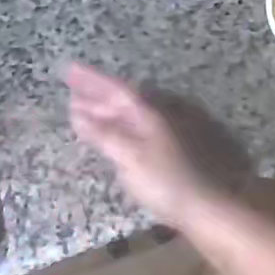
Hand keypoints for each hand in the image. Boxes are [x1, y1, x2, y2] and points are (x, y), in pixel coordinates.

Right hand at [64, 63, 219, 225]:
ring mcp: (161, 133)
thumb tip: (78, 113)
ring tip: (79, 107)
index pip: (115, 89)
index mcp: (148, 114)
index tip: (69, 68)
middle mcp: (156, 117)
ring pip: (126, 114)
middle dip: (94, 92)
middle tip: (70, 84)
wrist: (205, 206)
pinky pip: (131, 127)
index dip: (91, 79)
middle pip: (121, 99)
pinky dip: (113, 126)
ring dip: (102, 109)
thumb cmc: (165, 182)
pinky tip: (106, 133)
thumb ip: (103, 134)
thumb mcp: (129, 157)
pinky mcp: (164, 151)